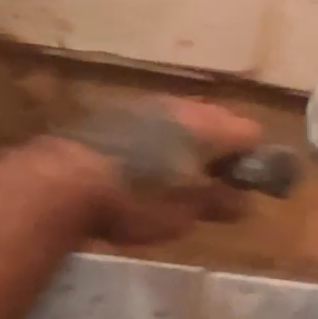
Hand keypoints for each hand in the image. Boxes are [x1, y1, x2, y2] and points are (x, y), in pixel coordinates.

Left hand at [55, 96, 262, 243]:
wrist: (63, 179)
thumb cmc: (137, 199)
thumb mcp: (187, 213)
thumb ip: (221, 202)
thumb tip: (243, 200)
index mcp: (208, 126)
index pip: (252, 133)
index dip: (254, 161)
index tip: (240, 189)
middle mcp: (182, 107)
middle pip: (218, 123)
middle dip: (219, 153)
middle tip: (208, 188)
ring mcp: (147, 105)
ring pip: (183, 122)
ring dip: (186, 147)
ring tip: (171, 182)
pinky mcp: (116, 113)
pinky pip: (152, 125)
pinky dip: (156, 143)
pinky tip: (139, 170)